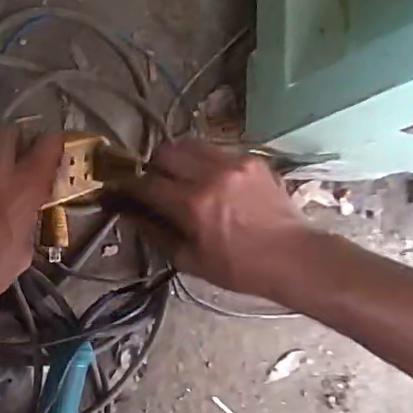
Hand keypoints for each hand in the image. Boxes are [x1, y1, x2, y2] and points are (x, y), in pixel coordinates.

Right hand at [122, 141, 319, 300]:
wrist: (292, 257)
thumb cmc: (239, 268)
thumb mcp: (190, 261)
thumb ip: (157, 234)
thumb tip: (132, 216)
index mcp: (193, 205)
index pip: (146, 183)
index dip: (128, 186)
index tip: (120, 190)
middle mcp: (211, 175)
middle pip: (165, 152)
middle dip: (153, 167)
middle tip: (155, 184)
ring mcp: (235, 163)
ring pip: (190, 144)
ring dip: (178, 159)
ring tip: (182, 178)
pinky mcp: (253, 159)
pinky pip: (217, 150)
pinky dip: (206, 162)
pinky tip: (214, 182)